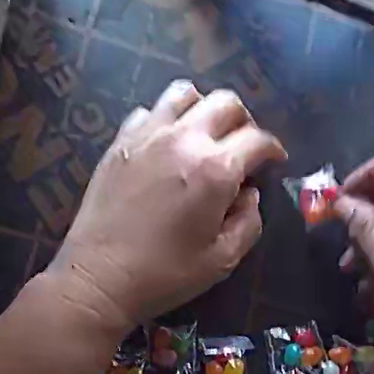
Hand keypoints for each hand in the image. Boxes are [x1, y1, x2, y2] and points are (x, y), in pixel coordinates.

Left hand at [46, 81, 286, 334]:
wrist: (99, 278)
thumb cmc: (164, 275)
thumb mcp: (221, 261)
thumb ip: (248, 223)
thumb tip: (250, 195)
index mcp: (215, 170)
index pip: (257, 139)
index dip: (273, 149)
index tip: (274, 163)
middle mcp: (184, 139)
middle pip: (226, 102)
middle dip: (243, 122)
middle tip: (242, 148)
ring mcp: (147, 136)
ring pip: (184, 94)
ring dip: (203, 109)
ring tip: (203, 135)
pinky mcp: (119, 143)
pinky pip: (148, 111)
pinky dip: (165, 119)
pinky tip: (164, 145)